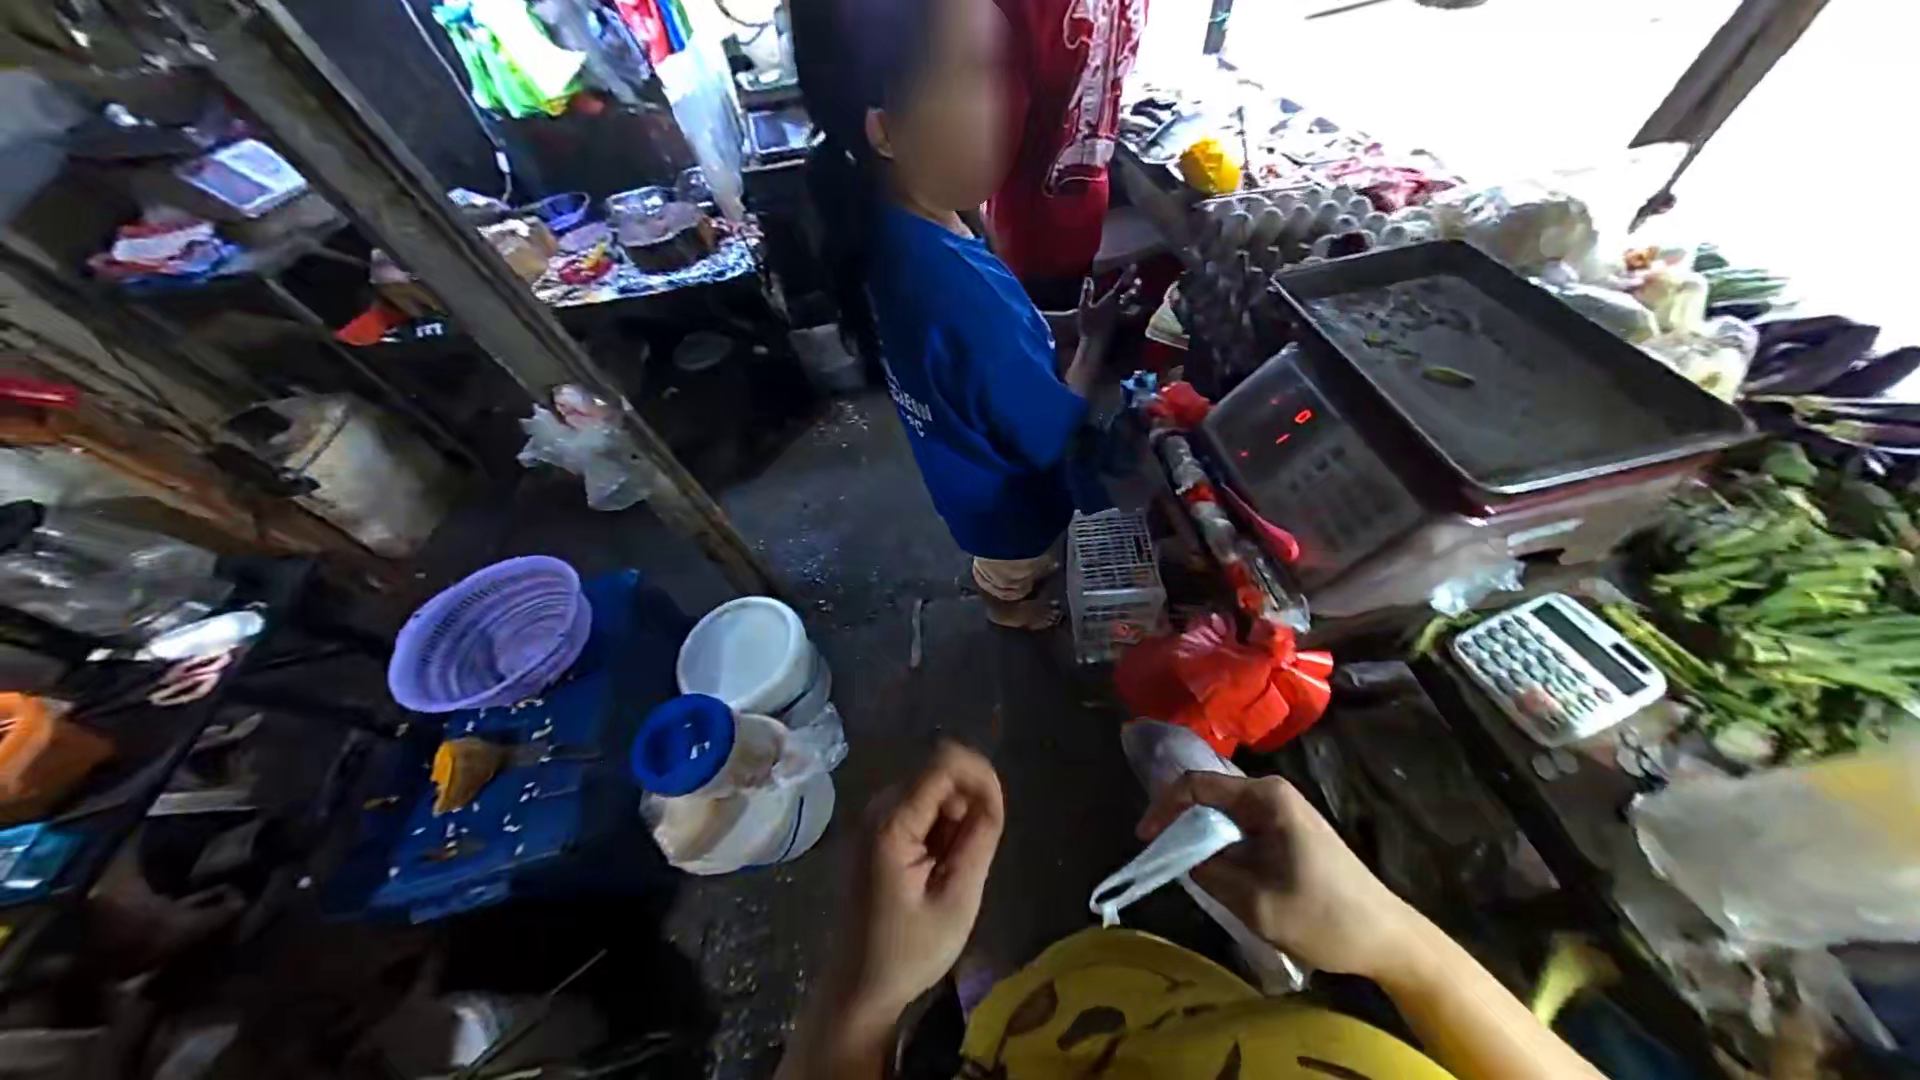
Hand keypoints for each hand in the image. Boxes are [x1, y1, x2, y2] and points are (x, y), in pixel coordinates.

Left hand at [841, 741, 1004, 1022]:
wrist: (858, 987)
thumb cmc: (910, 951)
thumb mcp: (959, 898)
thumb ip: (979, 836)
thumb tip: (991, 789)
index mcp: (891, 823)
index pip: (944, 764)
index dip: (979, 777)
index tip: (997, 814)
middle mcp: (876, 807)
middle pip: (938, 774)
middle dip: (967, 803)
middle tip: (972, 855)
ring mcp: (872, 817)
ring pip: (931, 789)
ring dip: (954, 817)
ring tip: (952, 867)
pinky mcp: (874, 829)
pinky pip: (918, 806)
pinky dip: (938, 826)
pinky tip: (936, 865)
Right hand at [1075, 266, 1143, 347]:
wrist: (1093, 344)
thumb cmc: (1087, 326)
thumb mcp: (1083, 307)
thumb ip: (1086, 292)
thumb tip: (1087, 278)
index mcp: (1110, 301)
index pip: (1121, 284)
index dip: (1128, 274)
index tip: (1134, 265)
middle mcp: (1119, 308)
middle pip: (1130, 295)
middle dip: (1135, 287)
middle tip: (1138, 281)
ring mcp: (1122, 319)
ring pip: (1134, 307)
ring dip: (1138, 302)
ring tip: (1142, 299)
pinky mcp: (1123, 329)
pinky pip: (1131, 320)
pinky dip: (1136, 317)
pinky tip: (1138, 317)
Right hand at [1137, 772, 1422, 980]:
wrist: (1390, 940)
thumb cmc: (1326, 918)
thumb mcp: (1256, 903)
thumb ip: (1209, 873)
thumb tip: (1182, 856)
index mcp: (1265, 797)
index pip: (1195, 784)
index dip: (1164, 807)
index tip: (1146, 837)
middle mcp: (1270, 792)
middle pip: (1207, 794)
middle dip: (1180, 821)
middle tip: (1160, 853)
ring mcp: (1279, 808)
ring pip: (1221, 812)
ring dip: (1201, 835)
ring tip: (1184, 864)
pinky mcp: (1285, 827)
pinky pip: (1238, 825)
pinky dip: (1220, 843)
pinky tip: (1216, 868)